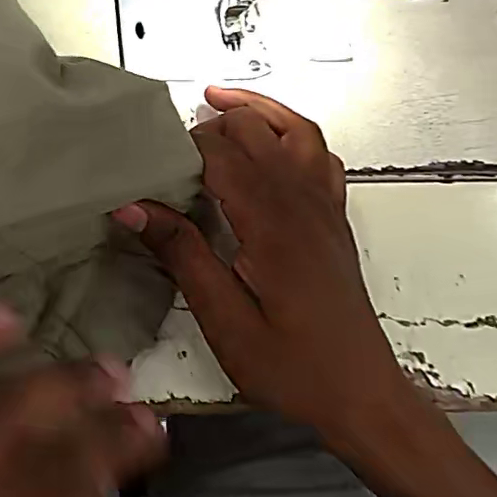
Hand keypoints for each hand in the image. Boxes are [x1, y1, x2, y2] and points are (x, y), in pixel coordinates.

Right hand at [113, 86, 408, 437]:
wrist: (362, 396)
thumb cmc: (291, 367)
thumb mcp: (224, 320)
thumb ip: (182, 254)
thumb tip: (134, 206)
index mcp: (273, 224)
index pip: (223, 155)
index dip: (183, 149)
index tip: (149, 161)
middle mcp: (304, 204)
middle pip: (258, 132)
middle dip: (213, 123)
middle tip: (171, 137)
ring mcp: (326, 209)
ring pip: (298, 131)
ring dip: (259, 109)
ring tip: (219, 100)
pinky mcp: (334, 221)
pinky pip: (321, 158)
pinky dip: (294, 134)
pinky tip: (272, 145)